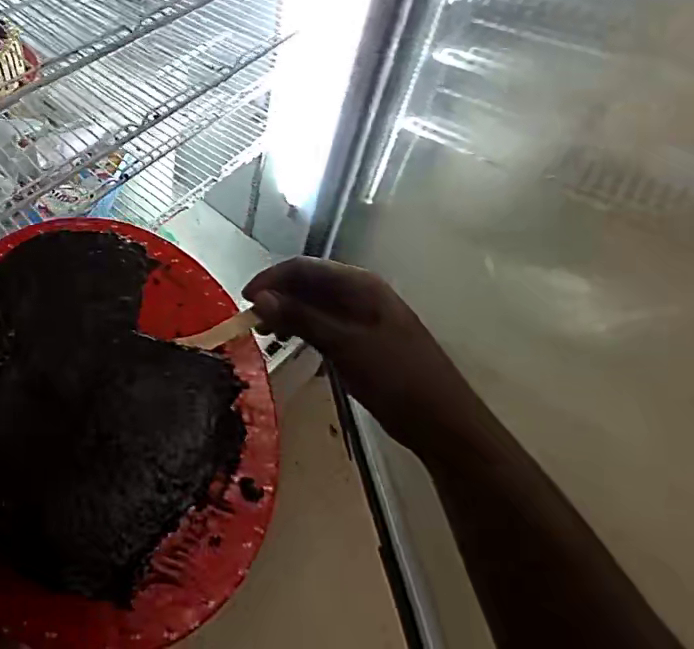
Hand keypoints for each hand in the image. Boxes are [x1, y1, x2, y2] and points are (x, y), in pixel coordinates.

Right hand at [241, 257, 487, 458]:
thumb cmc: (397, 379)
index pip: (304, 267)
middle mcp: (362, 294)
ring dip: (288, 313)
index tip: (245, 299)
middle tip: (252, 320)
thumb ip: (300, 318)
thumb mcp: (344, 346)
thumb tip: (259, 298)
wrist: (447, 426)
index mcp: (361, 285)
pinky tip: (292, 344)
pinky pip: (326, 324)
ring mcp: (365, 317)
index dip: (271, 278)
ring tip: (267, 334)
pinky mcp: (365, 340)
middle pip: (308, 283)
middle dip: (278, 296)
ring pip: (315, 304)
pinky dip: (304, 329)